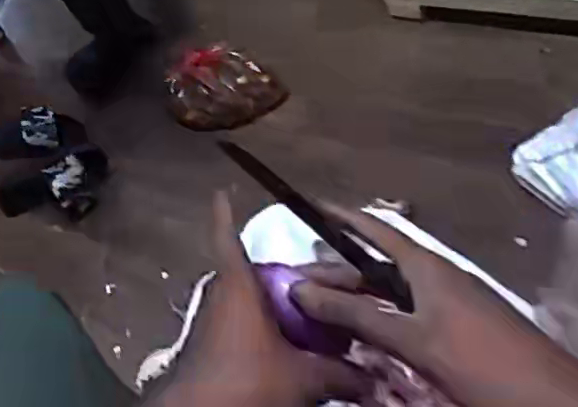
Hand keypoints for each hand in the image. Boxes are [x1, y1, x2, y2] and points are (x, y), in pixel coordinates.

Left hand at [159, 193, 365, 406]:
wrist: (202, 406)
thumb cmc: (246, 377)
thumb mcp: (303, 377)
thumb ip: (341, 373)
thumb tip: (375, 379)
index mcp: (238, 285)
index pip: (227, 238)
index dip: (224, 214)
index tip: (221, 191)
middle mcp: (227, 293)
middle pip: (265, 274)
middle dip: (305, 278)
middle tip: (352, 283)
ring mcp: (223, 316)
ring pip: (264, 301)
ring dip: (297, 306)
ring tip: (343, 316)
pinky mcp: (225, 339)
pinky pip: (257, 323)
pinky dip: (283, 327)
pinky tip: (314, 345)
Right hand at [290, 203, 577, 406]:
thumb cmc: (491, 367)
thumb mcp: (417, 342)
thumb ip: (354, 314)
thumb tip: (297, 288)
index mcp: (428, 268)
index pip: (372, 228)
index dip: (338, 215)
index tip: (304, 206)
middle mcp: (441, 281)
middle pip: (377, 267)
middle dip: (336, 273)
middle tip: (298, 283)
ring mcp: (458, 312)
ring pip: (393, 297)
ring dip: (357, 302)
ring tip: (322, 313)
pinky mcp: (470, 341)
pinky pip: (412, 321)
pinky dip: (384, 324)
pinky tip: (367, 342)